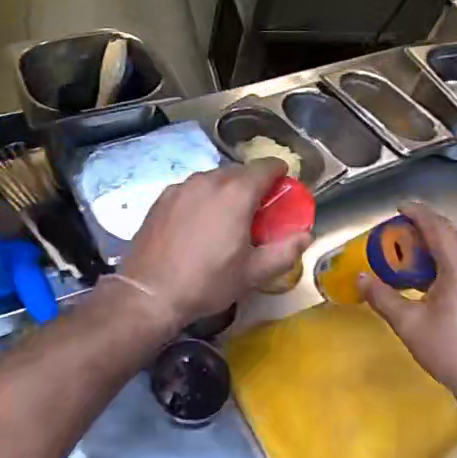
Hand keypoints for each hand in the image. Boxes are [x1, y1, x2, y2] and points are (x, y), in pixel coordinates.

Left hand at [122, 159, 309, 324]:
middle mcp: (208, 181)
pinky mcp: (162, 198)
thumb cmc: (207, 282)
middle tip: (258, 209)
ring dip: (226, 190)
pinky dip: (202, 198)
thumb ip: (286, 251)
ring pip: (213, 179)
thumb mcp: (254, 273)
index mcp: (236, 193)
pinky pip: (191, 190)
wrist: (150, 291)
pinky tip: (199, 223)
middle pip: (239, 171)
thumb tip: (306, 235)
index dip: (279, 173)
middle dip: (253, 184)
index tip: (283, 187)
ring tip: (227, 217)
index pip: (266, 166)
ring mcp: (181, 187)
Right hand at [359, 202, 456, 406]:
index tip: (400, 207)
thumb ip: (383, 297)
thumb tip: (360, 278)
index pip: (439, 229)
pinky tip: (443, 281)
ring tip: (421, 257)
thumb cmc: (450, 352)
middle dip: (432, 228)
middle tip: (406, 234)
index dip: (418, 214)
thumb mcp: (409, 324)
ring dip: (447, 245)